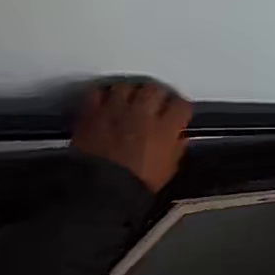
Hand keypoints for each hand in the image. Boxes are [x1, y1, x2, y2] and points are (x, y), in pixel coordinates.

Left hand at [70, 79, 193, 192]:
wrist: (101, 188)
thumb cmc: (138, 182)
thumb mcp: (168, 169)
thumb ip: (176, 148)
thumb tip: (180, 137)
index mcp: (166, 128)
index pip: (181, 105)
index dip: (182, 108)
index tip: (180, 112)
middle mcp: (142, 113)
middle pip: (155, 89)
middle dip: (158, 94)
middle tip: (157, 102)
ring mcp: (115, 110)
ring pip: (127, 86)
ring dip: (132, 91)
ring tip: (132, 98)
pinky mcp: (92, 112)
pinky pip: (98, 92)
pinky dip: (104, 94)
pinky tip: (107, 101)